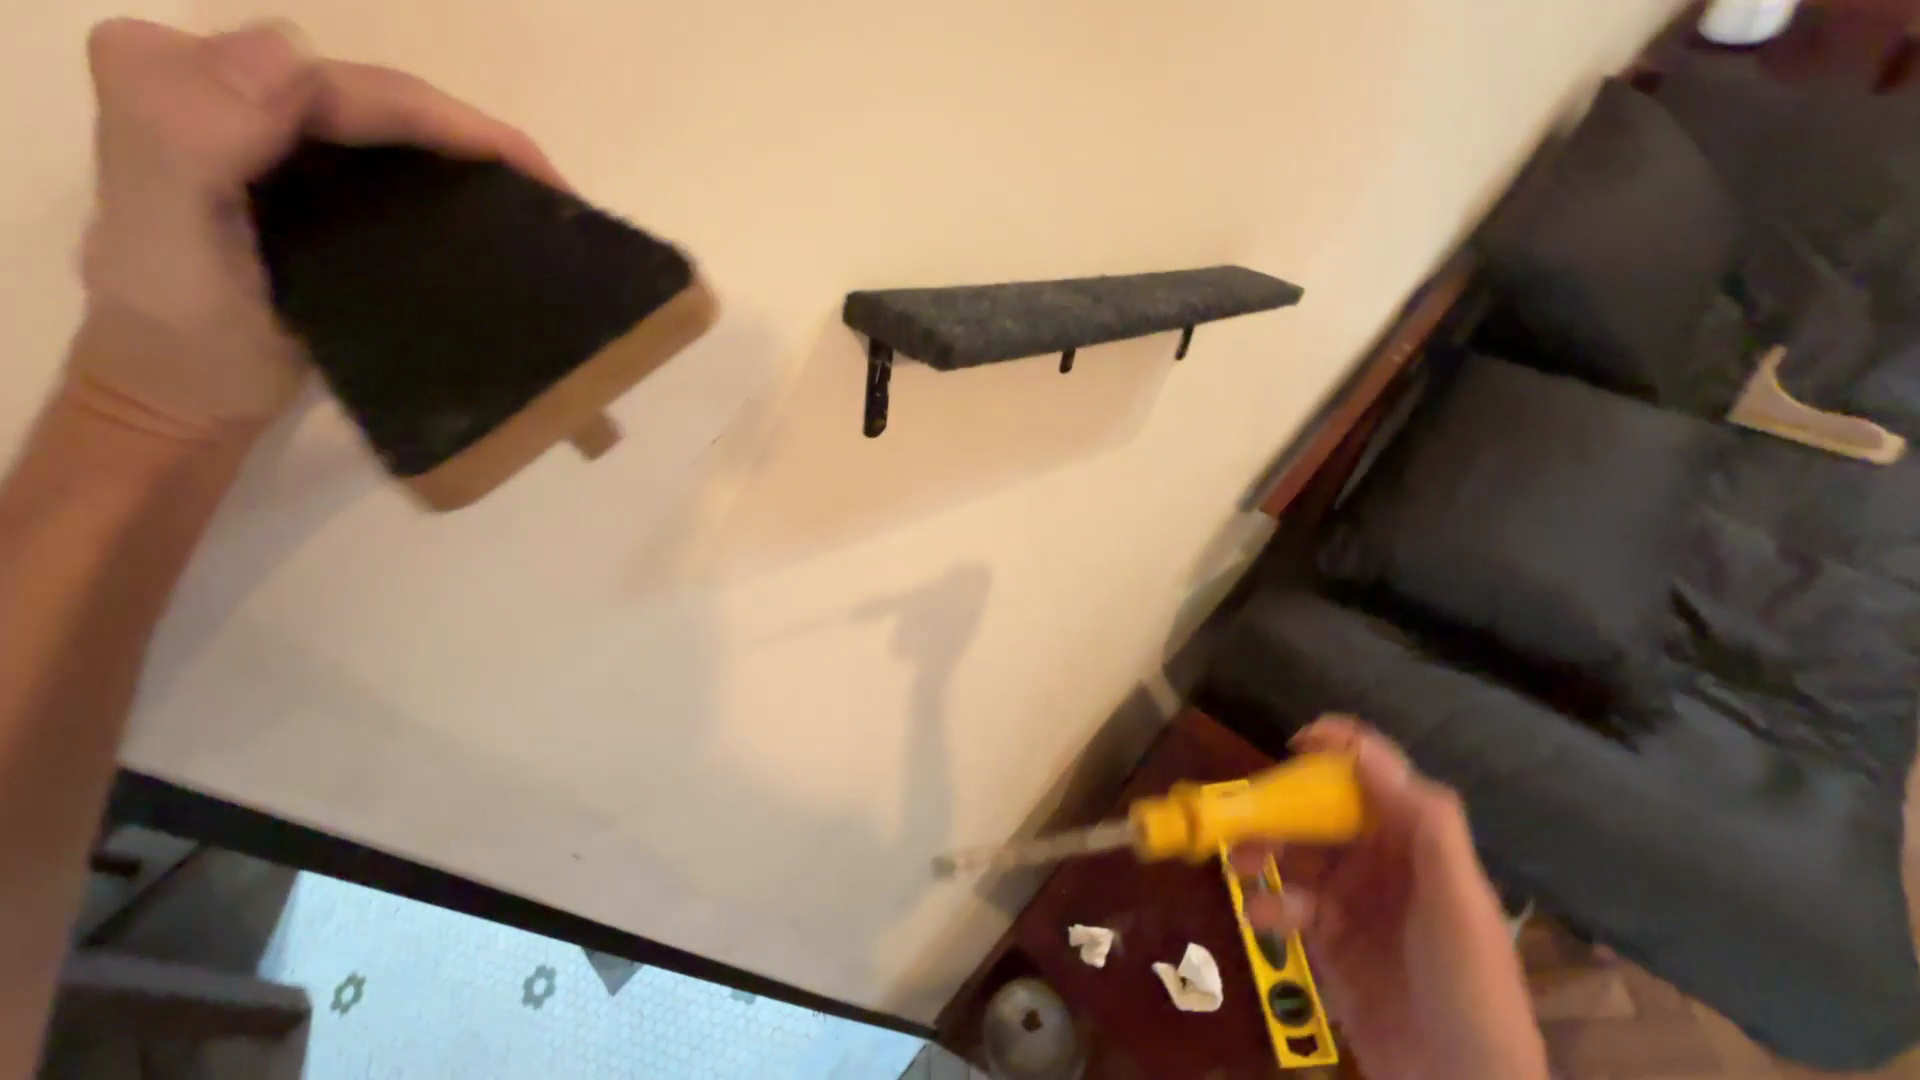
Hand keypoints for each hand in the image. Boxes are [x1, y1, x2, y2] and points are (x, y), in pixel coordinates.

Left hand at [73, 18, 567, 440]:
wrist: (188, 395)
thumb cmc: (188, 339)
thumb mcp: (170, 237)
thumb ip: (187, 132)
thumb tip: (288, 47)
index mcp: (182, 78)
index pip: (344, 86)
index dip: (452, 123)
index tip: (542, 178)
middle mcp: (223, 83)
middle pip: (375, 97)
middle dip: (471, 137)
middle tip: (556, 196)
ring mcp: (265, 127)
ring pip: (390, 122)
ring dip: (468, 156)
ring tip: (540, 202)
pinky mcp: (300, 169)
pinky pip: (389, 153)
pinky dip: (447, 174)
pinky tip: (492, 206)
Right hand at [1231, 716, 1547, 1079]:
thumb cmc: (1469, 989)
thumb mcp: (1457, 904)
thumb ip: (1424, 824)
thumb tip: (1365, 753)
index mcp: (1419, 843)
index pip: (1378, 777)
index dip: (1340, 750)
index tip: (1296, 743)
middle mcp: (1384, 861)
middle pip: (1323, 810)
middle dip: (1281, 806)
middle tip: (1241, 815)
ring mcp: (1354, 900)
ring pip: (1297, 852)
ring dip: (1265, 851)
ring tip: (1239, 865)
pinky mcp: (1329, 938)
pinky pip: (1288, 902)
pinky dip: (1270, 903)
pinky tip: (1262, 918)